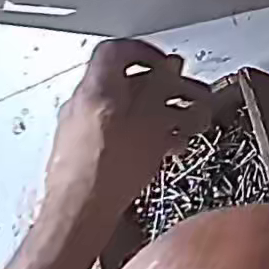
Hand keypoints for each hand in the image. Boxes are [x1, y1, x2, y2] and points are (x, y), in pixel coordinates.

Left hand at [46, 39, 213, 221]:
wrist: (79, 216)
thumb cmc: (110, 170)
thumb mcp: (151, 120)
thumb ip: (162, 87)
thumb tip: (171, 66)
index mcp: (96, 88)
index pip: (116, 51)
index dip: (145, 52)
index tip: (167, 64)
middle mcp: (84, 103)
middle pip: (127, 82)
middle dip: (164, 88)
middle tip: (188, 97)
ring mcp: (81, 128)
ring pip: (127, 109)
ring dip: (160, 113)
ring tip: (186, 127)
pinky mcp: (84, 152)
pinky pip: (119, 131)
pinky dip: (145, 133)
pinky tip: (166, 148)